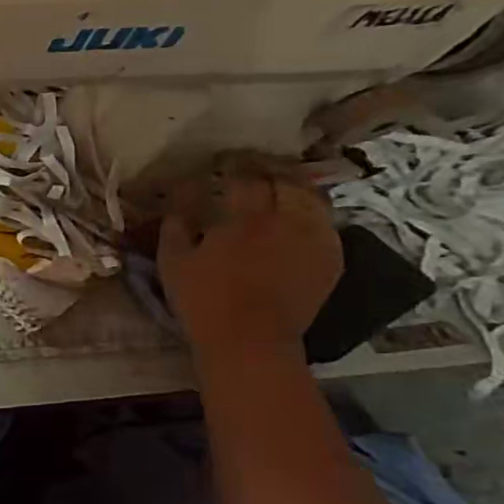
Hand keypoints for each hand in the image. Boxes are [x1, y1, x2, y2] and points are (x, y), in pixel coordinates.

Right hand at [157, 154, 341, 348]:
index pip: (245, 177)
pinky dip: (312, 215)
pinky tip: (298, 219)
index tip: (221, 162)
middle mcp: (288, 221)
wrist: (250, 342)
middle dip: (268, 170)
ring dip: (295, 188)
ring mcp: (315, 240)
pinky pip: (326, 225)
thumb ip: (176, 226)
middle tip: (252, 169)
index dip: (234, 164)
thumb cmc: (204, 300)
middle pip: (286, 180)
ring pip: (313, 199)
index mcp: (247, 218)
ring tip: (280, 187)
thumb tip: (178, 202)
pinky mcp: (330, 261)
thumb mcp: (173, 261)